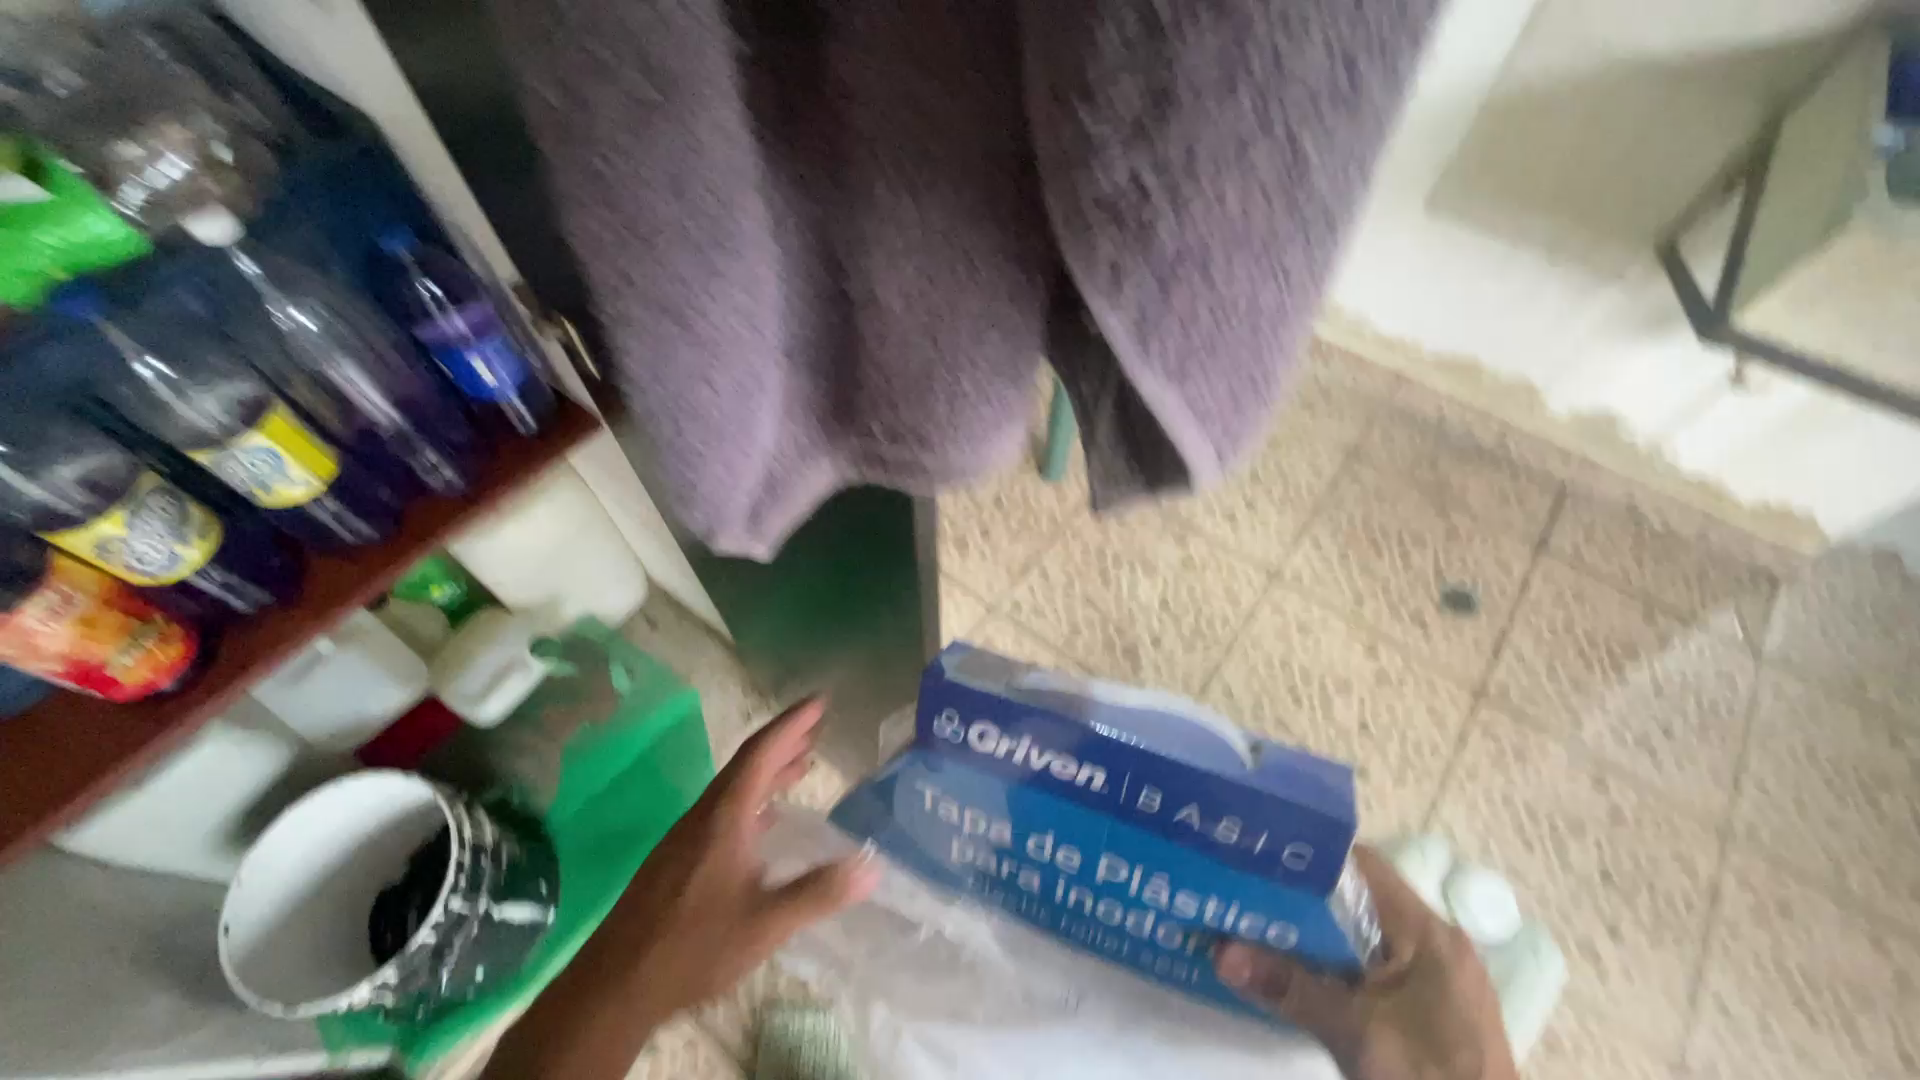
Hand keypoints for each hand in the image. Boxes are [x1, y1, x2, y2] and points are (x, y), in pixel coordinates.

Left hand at [599, 695, 880, 1021]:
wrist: (616, 983)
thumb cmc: (694, 945)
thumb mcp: (766, 923)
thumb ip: (819, 892)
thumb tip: (872, 866)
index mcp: (725, 817)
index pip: (761, 753)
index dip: (791, 724)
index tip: (818, 701)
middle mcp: (705, 817)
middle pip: (747, 765)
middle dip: (784, 743)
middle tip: (817, 727)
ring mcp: (687, 838)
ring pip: (735, 790)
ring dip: (769, 772)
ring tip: (801, 764)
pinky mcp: (679, 860)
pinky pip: (725, 812)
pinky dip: (754, 801)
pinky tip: (766, 821)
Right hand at [1213, 846, 1517, 1079]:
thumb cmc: (1428, 1077)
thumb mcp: (1356, 1033)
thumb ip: (1290, 987)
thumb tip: (1220, 951)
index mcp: (1427, 932)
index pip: (1360, 866)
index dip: (1306, 859)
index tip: (1255, 862)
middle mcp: (1436, 945)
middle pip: (1357, 903)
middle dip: (1299, 901)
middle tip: (1243, 899)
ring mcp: (1437, 982)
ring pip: (1362, 939)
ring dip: (1313, 939)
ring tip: (1255, 933)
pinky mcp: (1431, 1013)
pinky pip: (1372, 970)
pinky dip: (1334, 969)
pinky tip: (1297, 980)